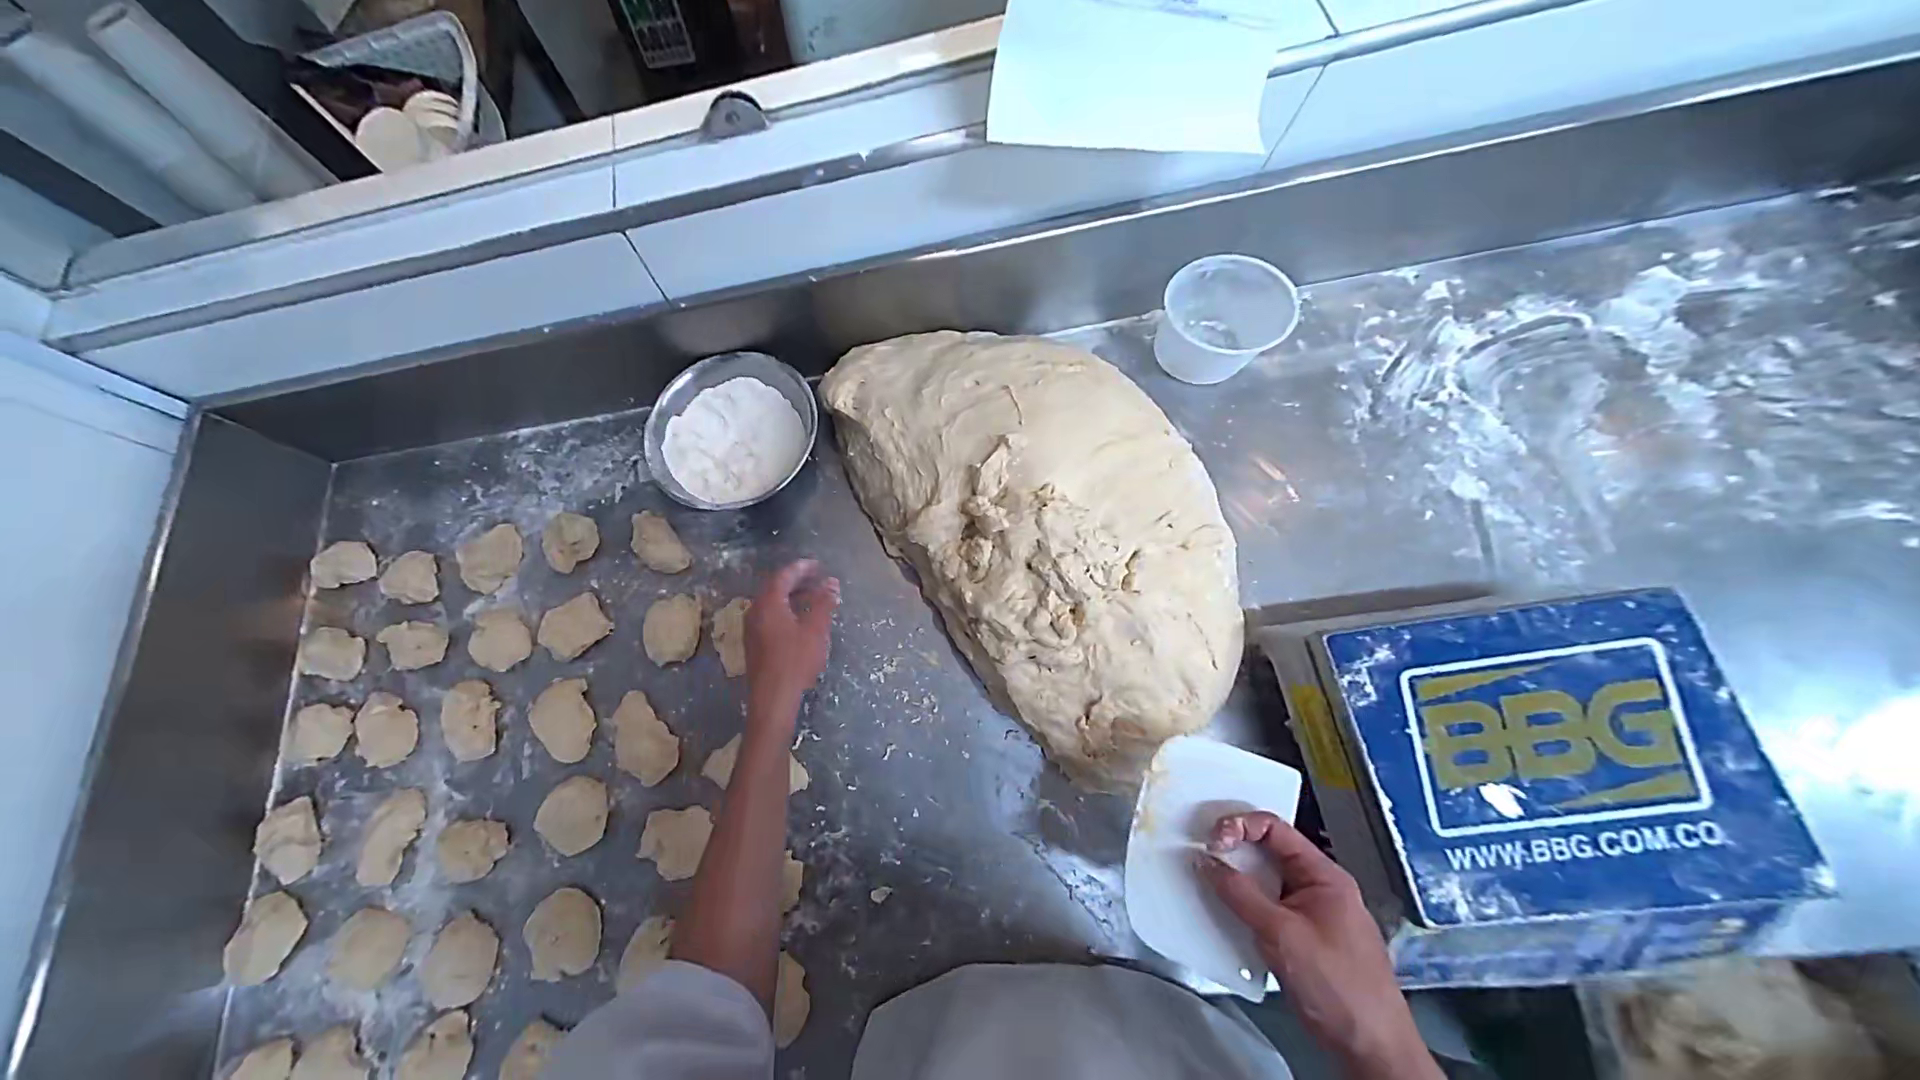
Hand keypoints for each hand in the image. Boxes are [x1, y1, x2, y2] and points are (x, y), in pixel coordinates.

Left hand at [745, 559, 840, 717]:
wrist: (773, 697)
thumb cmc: (796, 660)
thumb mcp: (815, 629)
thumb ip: (823, 602)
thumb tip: (831, 582)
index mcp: (769, 603)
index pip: (784, 576)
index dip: (801, 568)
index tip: (818, 565)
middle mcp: (755, 611)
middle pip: (775, 587)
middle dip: (796, 580)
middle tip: (817, 578)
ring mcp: (752, 628)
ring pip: (771, 602)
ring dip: (791, 595)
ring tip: (812, 597)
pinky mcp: (754, 642)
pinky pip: (769, 616)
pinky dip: (785, 609)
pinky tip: (798, 619)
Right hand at [1198, 812, 1440, 1079]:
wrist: (1373, 1051)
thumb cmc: (1341, 990)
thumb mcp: (1282, 935)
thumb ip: (1240, 894)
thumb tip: (1208, 863)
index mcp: (1324, 876)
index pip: (1274, 829)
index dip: (1239, 826)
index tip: (1213, 841)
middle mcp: (1319, 887)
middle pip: (1268, 852)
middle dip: (1234, 853)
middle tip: (1206, 859)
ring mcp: (1312, 913)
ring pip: (1265, 882)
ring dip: (1238, 882)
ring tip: (1212, 886)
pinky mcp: (1303, 937)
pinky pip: (1267, 907)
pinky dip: (1245, 906)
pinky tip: (1229, 915)